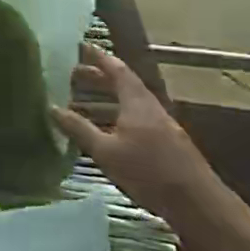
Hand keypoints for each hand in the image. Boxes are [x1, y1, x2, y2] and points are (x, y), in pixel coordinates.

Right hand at [51, 44, 219, 211]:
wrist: (198, 204)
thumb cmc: (149, 172)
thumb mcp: (105, 150)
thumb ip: (78, 128)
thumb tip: (51, 108)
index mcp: (139, 105)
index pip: (118, 72)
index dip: (99, 58)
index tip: (79, 46)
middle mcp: (152, 111)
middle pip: (124, 86)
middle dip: (98, 77)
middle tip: (70, 72)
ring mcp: (161, 128)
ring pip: (128, 104)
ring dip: (104, 97)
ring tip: (77, 99)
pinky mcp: (163, 144)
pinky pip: (132, 119)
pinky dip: (112, 114)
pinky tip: (98, 127)